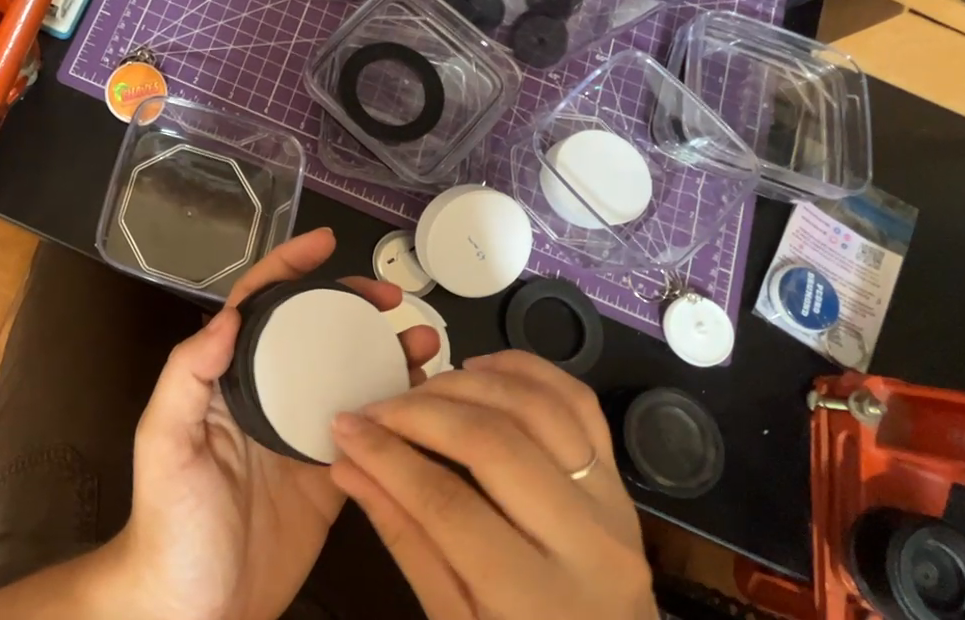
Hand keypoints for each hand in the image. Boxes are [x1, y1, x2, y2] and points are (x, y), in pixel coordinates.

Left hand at [108, 228, 440, 619]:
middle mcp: (265, 397)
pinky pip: (368, 434)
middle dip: (349, 305)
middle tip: (392, 298)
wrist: (192, 607)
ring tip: (424, 339)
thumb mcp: (164, 440)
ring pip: (346, 376)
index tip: (326, 244)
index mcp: (226, 379)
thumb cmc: (170, 521)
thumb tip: (229, 316)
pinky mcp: (330, 478)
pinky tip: (426, 400)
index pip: (258, 307)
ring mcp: (300, 435)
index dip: (288, 269)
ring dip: (383, 351)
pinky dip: (398, 411)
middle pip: (311, 333)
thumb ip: (187, 374)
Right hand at [329, 350, 654, 619]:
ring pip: (537, 409)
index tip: (343, 427)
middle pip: (494, 445)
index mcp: (542, 601)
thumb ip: (404, 539)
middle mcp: (591, 545)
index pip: (449, 506)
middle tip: (371, 408)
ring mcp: (614, 506)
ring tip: (418, 392)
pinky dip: (526, 371)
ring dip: (466, 384)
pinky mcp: (621, 481)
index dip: (387, 458)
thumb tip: (346, 467)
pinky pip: (580, 404)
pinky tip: (477, 367)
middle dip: (419, 413)